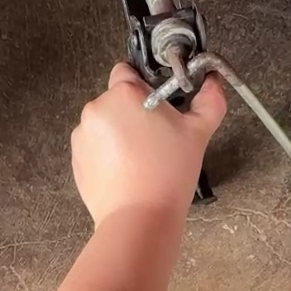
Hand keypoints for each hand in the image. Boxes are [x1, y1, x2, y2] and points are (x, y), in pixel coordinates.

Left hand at [71, 63, 226, 224]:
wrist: (140, 219)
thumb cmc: (166, 176)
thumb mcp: (197, 134)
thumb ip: (209, 101)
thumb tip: (213, 84)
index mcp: (124, 94)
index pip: (127, 71)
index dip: (144, 88)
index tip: (156, 106)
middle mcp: (97, 109)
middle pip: (116, 101)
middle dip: (133, 115)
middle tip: (154, 141)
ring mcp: (83, 136)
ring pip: (104, 126)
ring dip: (118, 136)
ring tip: (140, 161)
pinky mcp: (77, 161)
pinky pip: (94, 149)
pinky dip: (107, 157)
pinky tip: (126, 173)